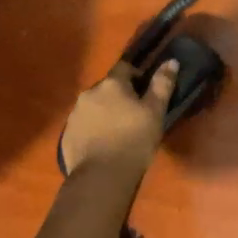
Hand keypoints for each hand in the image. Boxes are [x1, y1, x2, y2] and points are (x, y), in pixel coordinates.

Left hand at [59, 59, 178, 176]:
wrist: (101, 177)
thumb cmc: (134, 140)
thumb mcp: (155, 112)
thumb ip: (162, 84)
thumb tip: (171, 61)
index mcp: (112, 84)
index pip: (124, 67)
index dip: (136, 76)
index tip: (145, 93)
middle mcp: (89, 93)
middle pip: (107, 87)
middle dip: (119, 95)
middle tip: (133, 115)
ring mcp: (74, 114)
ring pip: (94, 105)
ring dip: (104, 111)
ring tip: (117, 131)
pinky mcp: (66, 134)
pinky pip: (83, 124)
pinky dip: (92, 128)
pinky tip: (102, 144)